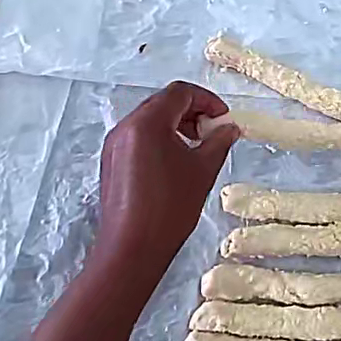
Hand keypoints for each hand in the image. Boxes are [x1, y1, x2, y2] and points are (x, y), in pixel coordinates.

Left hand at [95, 81, 238, 276]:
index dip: (207, 100)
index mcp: (148, 122)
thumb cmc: (170, 206)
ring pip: (150, 118)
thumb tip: (229, 128)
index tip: (223, 117)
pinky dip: (160, 137)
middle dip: (192, 110)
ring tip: (197, 145)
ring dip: (176, 123)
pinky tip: (176, 160)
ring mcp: (115, 144)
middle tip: (213, 129)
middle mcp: (126, 127)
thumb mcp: (203, 169)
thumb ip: (219, 141)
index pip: (180, 93)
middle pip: (163, 102)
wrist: (131, 248)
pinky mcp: (111, 161)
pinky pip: (138, 136)